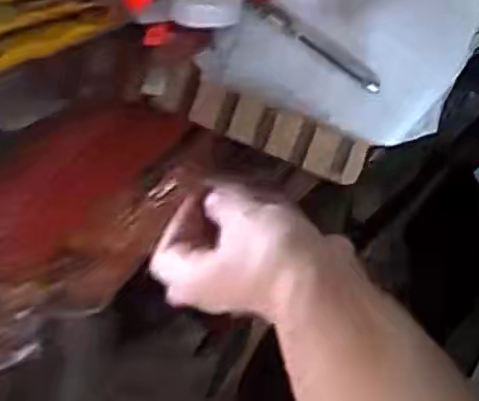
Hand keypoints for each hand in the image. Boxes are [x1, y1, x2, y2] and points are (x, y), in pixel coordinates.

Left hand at [149, 183, 348, 321]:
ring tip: (257, 195)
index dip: (179, 218)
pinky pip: (252, 252)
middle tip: (228, 190)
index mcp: (185, 279)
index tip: (203, 190)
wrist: (313, 279)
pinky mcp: (266, 279)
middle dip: (210, 219)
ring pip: (227, 250)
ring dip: (238, 223)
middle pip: (197, 251)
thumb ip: (224, 202)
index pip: (164, 250)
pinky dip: (259, 231)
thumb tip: (212, 196)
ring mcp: (237, 286)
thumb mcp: (245, 216)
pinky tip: (279, 211)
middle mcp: (204, 288)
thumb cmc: (268, 250)